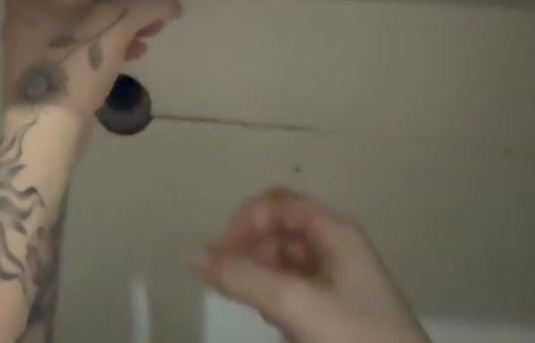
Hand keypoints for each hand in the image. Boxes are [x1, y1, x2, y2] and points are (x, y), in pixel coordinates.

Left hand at [1, 0, 180, 124]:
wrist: (45, 130)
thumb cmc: (74, 65)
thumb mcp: (117, 26)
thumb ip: (148, 5)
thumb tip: (174, 2)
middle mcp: (24, 8)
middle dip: (124, 5)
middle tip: (153, 11)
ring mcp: (30, 38)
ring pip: (83, 20)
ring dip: (118, 25)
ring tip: (151, 32)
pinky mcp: (40, 64)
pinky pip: (77, 42)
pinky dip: (104, 43)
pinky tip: (134, 50)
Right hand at [193, 189, 430, 342]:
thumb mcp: (296, 306)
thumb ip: (242, 278)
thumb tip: (191, 253)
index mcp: (335, 233)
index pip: (276, 204)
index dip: (243, 222)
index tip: (217, 257)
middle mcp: (339, 251)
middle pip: (280, 233)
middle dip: (249, 252)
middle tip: (225, 286)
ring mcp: (343, 287)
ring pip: (287, 267)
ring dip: (261, 281)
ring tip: (251, 309)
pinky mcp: (342, 322)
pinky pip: (298, 298)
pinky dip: (278, 306)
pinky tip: (275, 330)